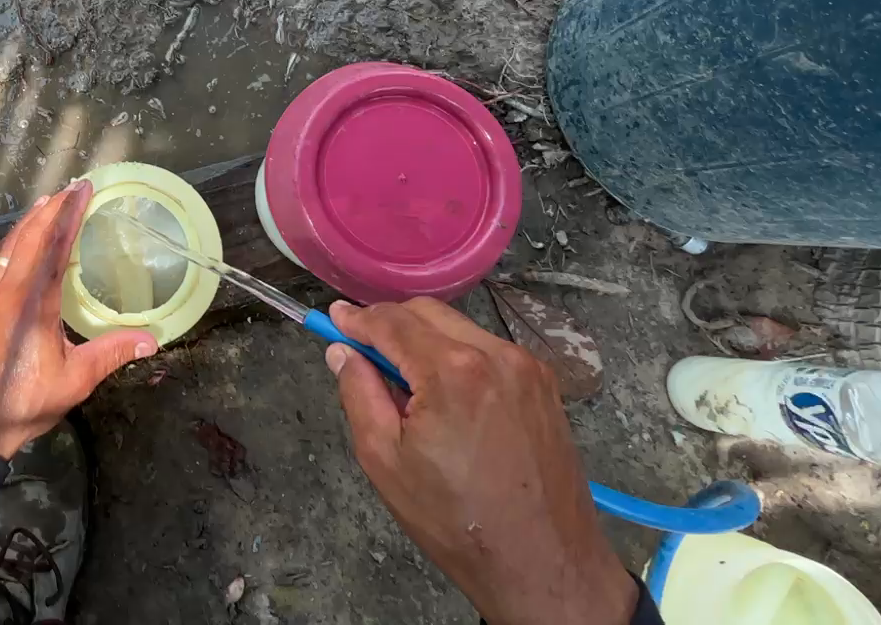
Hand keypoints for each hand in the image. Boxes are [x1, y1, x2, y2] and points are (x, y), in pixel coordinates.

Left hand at [0, 181, 158, 458]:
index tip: (82, 189)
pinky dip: (17, 241)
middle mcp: (9, 289)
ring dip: (30, 222)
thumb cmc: (23, 401)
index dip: (69, 214)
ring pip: (10, 246)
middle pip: (28, 235)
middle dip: (51, 208)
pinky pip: (2, 261)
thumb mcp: (75, 380)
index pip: (53, 244)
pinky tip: (25, 246)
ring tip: (48, 204)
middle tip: (71, 187)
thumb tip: (152, 340)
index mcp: (33, 300)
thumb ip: (111, 353)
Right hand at [325, 298, 637, 624]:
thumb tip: (342, 351)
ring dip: (422, 337)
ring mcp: (525, 367)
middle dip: (388, 323)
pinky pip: (486, 347)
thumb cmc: (456, 520)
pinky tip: (445, 391)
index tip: (333, 317)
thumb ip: (358, 392)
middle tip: (362, 349)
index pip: (391, 322)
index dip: (356, 318)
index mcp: (451, 371)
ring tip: (405, 379)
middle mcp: (494, 355)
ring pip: (456, 326)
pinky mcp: (543, 384)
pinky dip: (455, 353)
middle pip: (425, 312)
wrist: (547, 569)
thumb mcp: (384, 459)